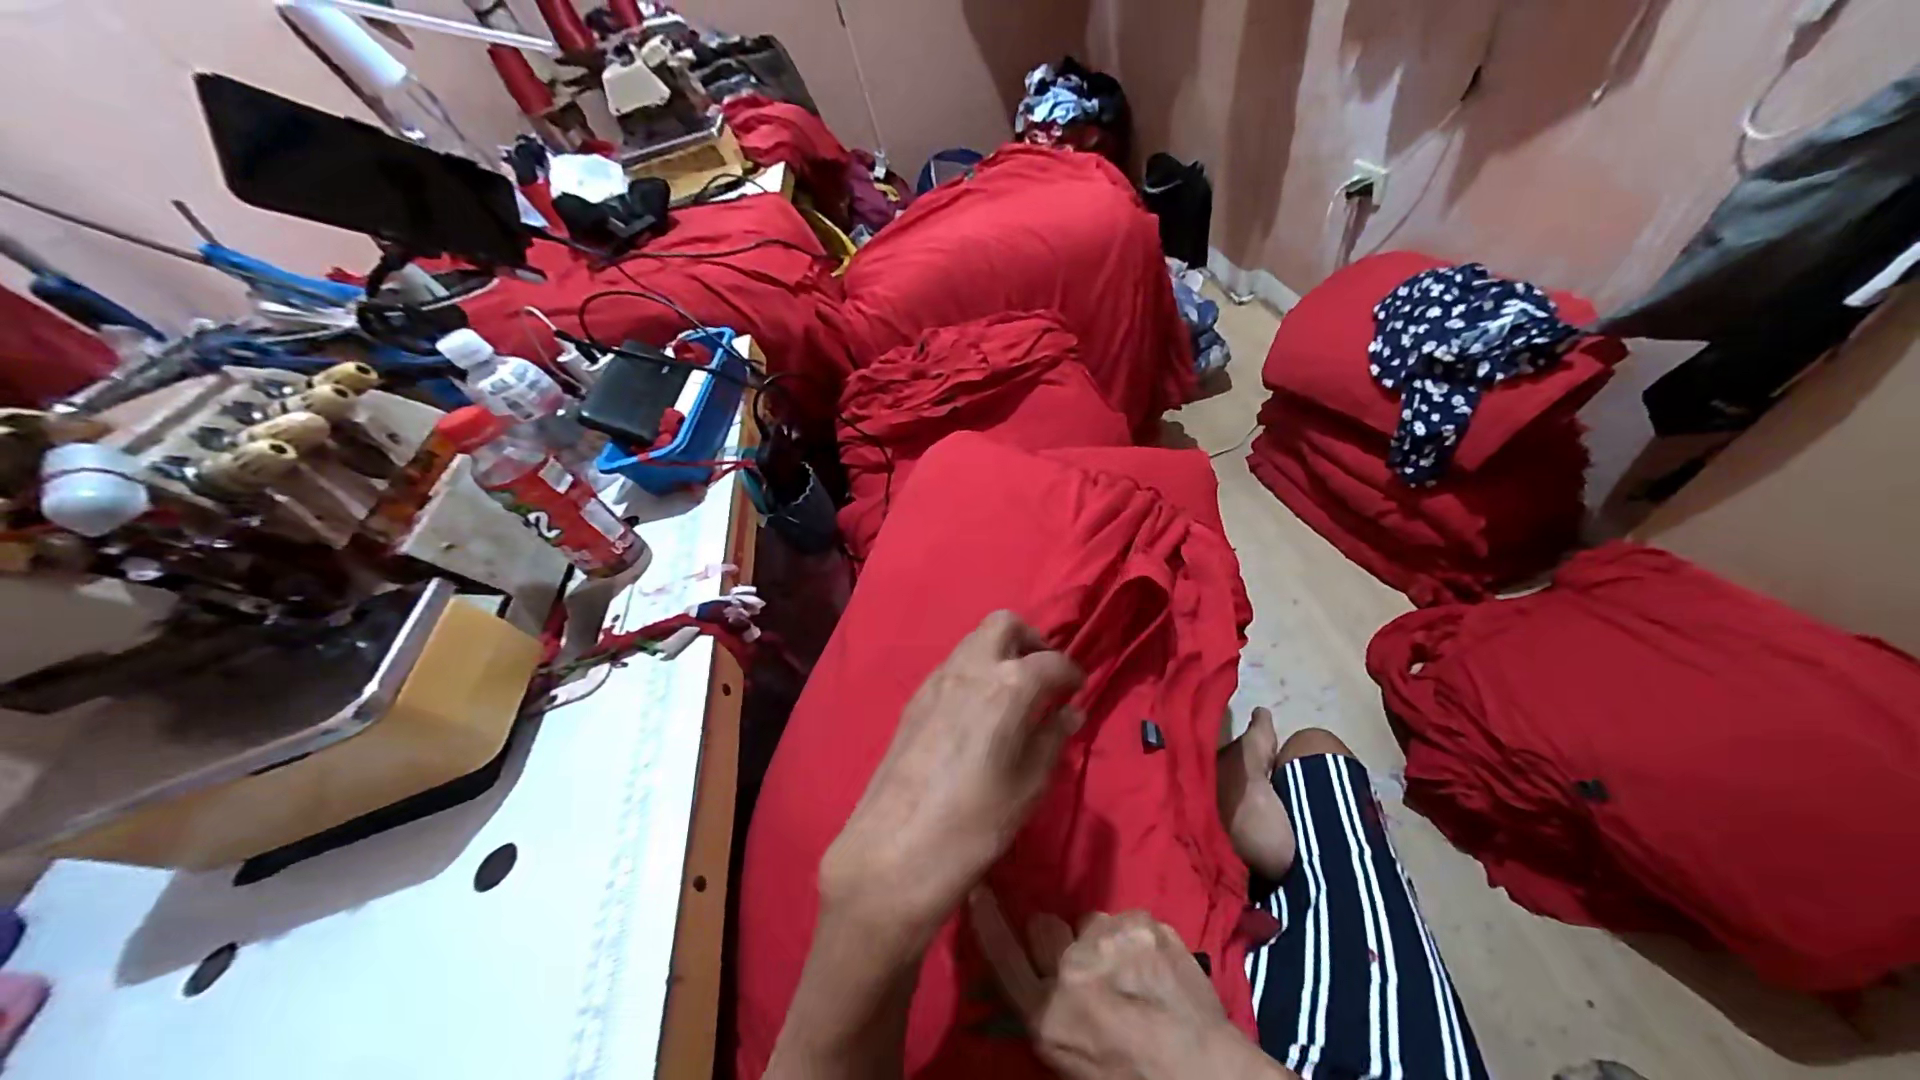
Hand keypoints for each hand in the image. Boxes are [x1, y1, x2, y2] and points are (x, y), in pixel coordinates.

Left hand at [821, 611, 1084, 943]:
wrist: (895, 850)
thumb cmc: (975, 823)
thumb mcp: (1029, 785)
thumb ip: (1052, 738)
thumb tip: (1070, 713)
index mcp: (1007, 685)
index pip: (1051, 661)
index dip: (1071, 673)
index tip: (1078, 690)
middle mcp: (970, 668)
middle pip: (1004, 624)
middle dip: (1030, 641)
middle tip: (1043, 678)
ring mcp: (936, 680)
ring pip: (974, 641)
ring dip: (999, 654)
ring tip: (1013, 696)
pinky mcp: (914, 699)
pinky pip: (952, 666)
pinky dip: (974, 673)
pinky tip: (979, 714)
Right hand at [972, 898, 1299, 1079]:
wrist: (1206, 1076)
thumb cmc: (1131, 1079)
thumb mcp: (1072, 1058)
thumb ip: (1049, 1012)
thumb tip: (1040, 978)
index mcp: (1048, 1015)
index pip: (1003, 958)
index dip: (988, 923)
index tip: (979, 890)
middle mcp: (1071, 969)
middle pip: (1046, 925)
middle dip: (1060, 939)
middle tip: (1088, 964)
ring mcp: (1110, 941)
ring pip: (1092, 921)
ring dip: (1104, 940)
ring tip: (1132, 973)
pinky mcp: (1146, 924)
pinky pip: (1131, 920)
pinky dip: (1139, 939)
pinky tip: (1156, 966)